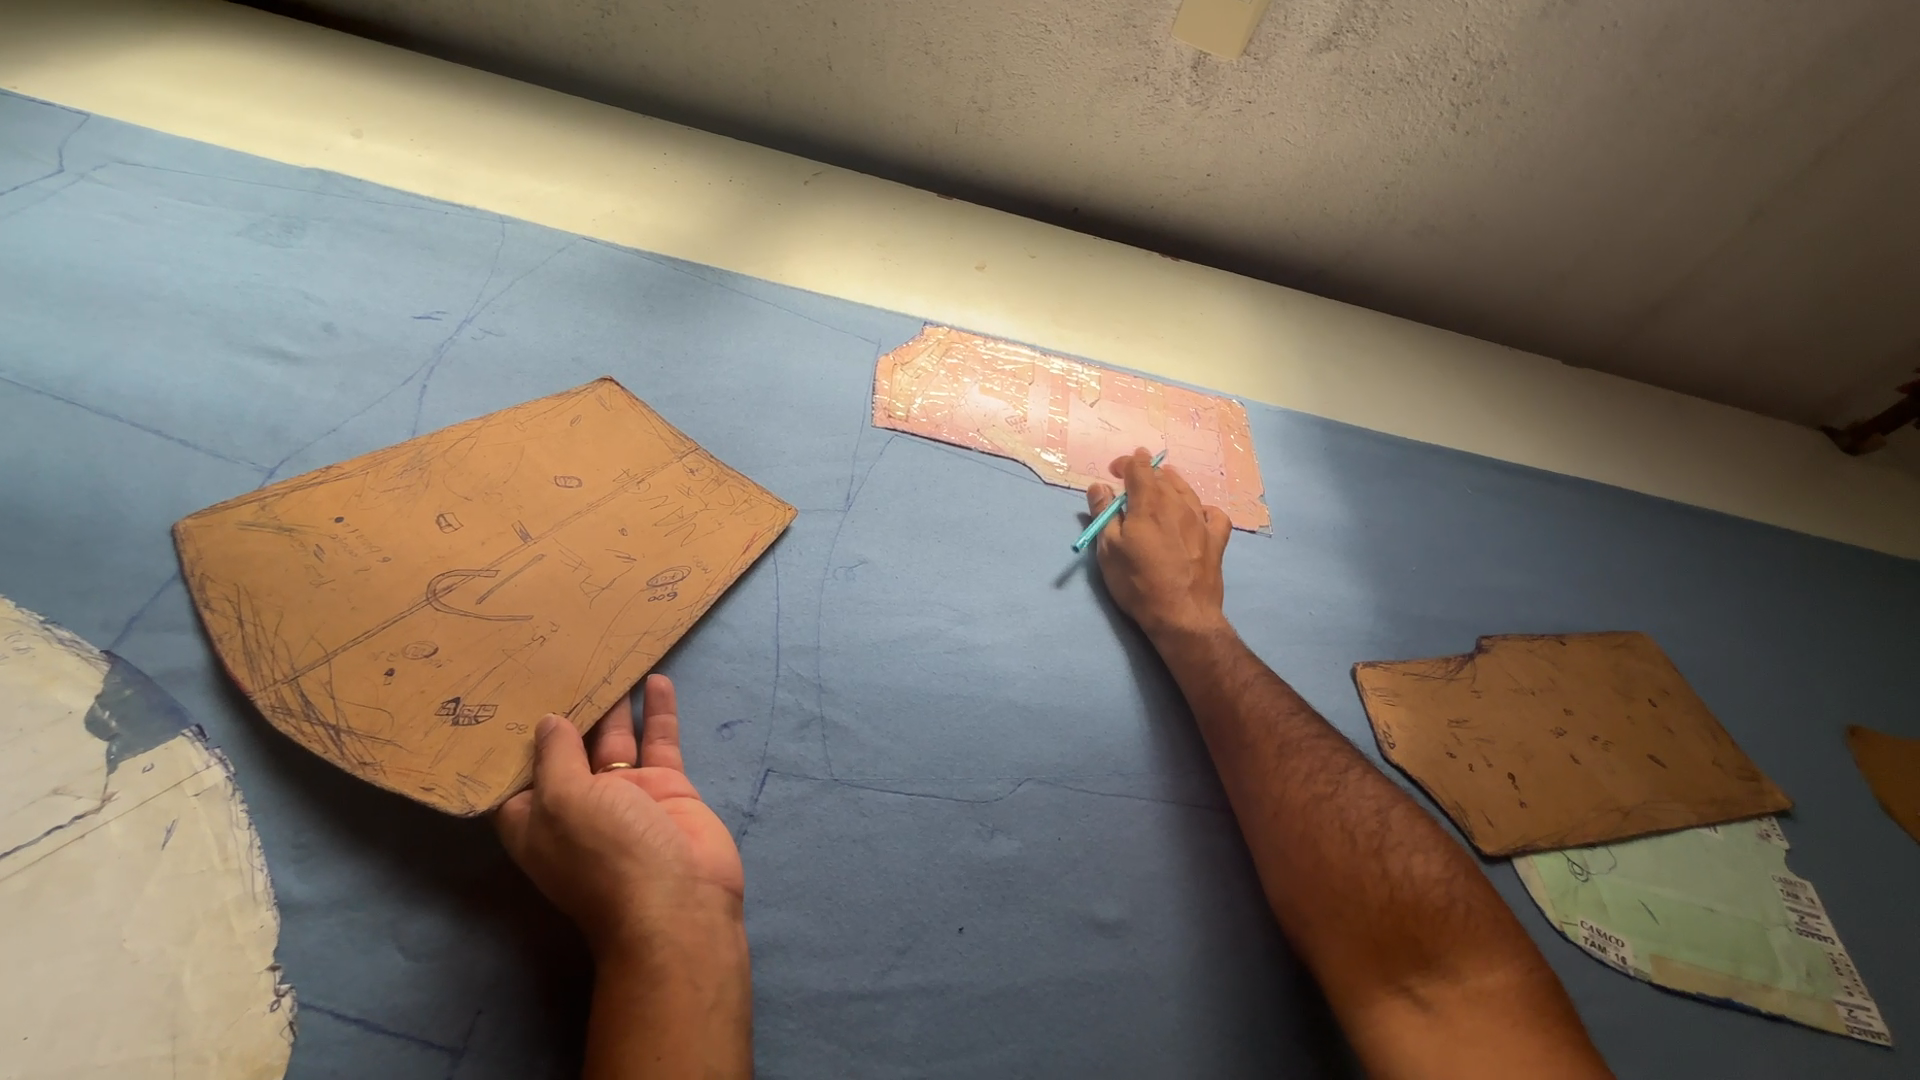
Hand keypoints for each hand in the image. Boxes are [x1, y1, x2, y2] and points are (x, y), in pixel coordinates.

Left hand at [496, 674, 743, 960]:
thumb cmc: (607, 855)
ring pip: (617, 738)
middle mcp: (579, 803)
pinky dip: (658, 713)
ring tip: (610, 658)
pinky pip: (660, 741)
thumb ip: (555, 757)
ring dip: (615, 704)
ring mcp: (627, 794)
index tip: (508, 695)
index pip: (518, 772)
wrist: (680, 900)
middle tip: (564, 659)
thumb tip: (547, 722)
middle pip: (569, 748)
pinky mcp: (668, 787)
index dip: (514, 738)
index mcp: (538, 818)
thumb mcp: (564, 802)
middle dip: (569, 709)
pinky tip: (656, 680)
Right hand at [1086, 447, 1232, 640]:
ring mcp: (1201, 521)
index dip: (1126, 463)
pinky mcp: (1217, 539)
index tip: (1115, 470)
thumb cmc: (1138, 582)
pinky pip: (1213, 513)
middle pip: (1163, 476)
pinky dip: (1202, 508)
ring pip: (1187, 490)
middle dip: (1146, 472)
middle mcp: (1177, 505)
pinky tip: (1196, 514)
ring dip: (1172, 483)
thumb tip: (1099, 485)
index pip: (1139, 468)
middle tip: (1133, 479)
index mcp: (1148, 503)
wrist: (1181, 615)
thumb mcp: (1108, 549)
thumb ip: (1104, 514)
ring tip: (1164, 483)